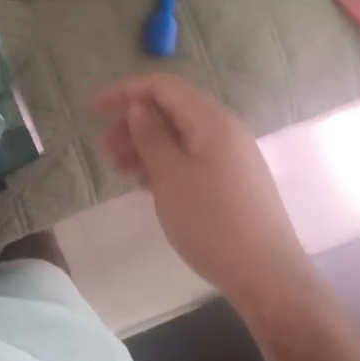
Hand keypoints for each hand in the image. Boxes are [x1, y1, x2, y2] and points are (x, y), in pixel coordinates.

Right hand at [94, 74, 309, 312]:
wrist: (265, 274)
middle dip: (133, 122)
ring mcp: (231, 157)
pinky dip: (164, 163)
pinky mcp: (232, 181)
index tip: (94, 110)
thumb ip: (151, 135)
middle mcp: (225, 130)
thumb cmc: (211, 221)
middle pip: (171, 110)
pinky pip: (191, 158)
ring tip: (119, 169)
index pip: (163, 86)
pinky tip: (144, 183)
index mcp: (211, 120)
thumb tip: (140, 105)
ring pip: (179, 136)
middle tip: (104, 150)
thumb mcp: (170, 175)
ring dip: (145, 145)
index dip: (126, 91)